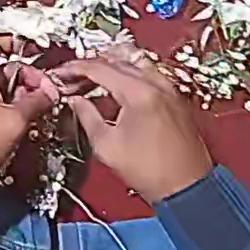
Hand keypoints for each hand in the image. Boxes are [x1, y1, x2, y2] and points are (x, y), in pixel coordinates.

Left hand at [0, 35, 57, 210]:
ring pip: (8, 86)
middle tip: (48, 90)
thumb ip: (36, 101)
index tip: (35, 50)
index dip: (15, 41)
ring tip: (44, 104)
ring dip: (27, 93)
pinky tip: (32, 116)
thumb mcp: (15, 119)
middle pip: (8, 67)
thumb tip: (52, 92)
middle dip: (30, 76)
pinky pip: (4, 102)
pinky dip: (18, 105)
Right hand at [55, 47, 213, 202]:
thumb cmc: (151, 171)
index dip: (76, 68)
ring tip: (93, 75)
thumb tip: (76, 101)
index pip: (100, 68)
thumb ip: (87, 117)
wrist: (186, 187)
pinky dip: (130, 73)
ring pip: (134, 63)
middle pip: (117, 62)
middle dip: (92, 66)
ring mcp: (169, 89)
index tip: (63, 72)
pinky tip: (119, 84)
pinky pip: (148, 73)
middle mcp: (157, 84)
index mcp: (139, 93)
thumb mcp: (107, 146)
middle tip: (73, 75)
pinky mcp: (175, 97)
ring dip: (112, 65)